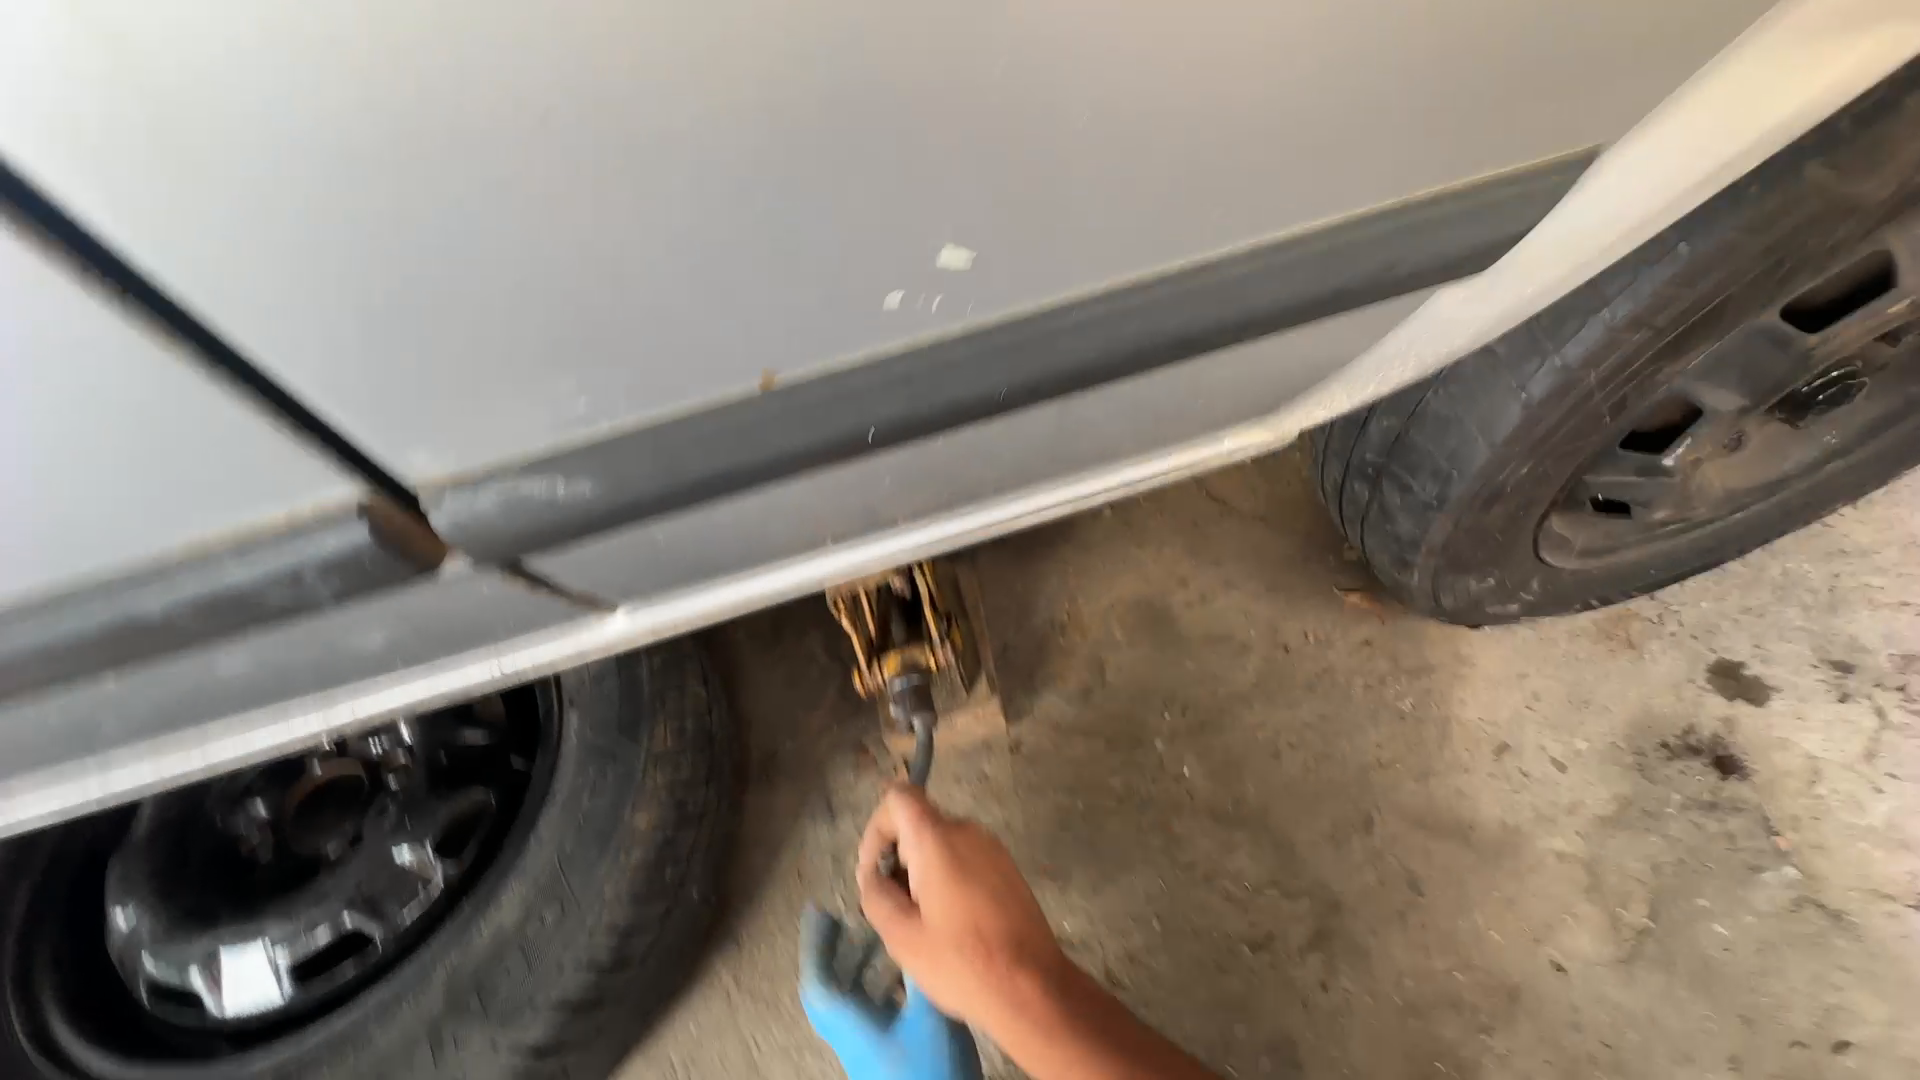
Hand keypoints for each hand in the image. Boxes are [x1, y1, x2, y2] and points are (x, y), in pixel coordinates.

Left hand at [797, 906, 982, 1079]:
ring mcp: (866, 1049)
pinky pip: (870, 1012)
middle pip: (829, 990)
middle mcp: (851, 1036)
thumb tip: (913, 927)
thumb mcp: (929, 1011)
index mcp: (850, 1024)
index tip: (816, 910)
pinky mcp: (883, 1057)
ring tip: (879, 938)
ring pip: (851, 1001)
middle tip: (843, 919)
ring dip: (859, 966)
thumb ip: (919, 970)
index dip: (814, 942)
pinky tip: (904, 974)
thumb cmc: (929, 1068)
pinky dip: (879, 985)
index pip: (817, 981)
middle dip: (834, 950)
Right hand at [856, 785, 1068, 1030]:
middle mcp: (967, 830)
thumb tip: (873, 875)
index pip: (899, 796)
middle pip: (919, 823)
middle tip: (897, 909)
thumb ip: (876, 895)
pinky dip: (947, 878)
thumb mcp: (902, 937)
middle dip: (898, 859)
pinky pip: (965, 857)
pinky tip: (952, 923)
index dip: (877, 828)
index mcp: (937, 839)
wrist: (1033, 987)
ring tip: (924, 923)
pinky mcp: (1007, 867)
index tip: (875, 872)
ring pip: (941, 843)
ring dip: (922, 872)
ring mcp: (992, 847)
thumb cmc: (962, 962)